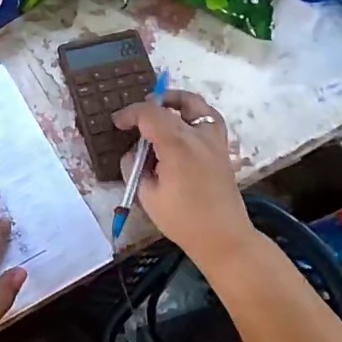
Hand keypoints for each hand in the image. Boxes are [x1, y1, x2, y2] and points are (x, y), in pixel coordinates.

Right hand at [112, 91, 254, 265]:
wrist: (223, 238)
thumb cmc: (182, 219)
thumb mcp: (147, 195)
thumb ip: (134, 167)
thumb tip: (134, 153)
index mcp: (177, 144)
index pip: (149, 113)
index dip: (130, 113)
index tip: (118, 123)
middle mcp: (198, 135)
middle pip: (172, 104)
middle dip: (150, 106)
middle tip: (136, 118)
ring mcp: (215, 140)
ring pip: (197, 104)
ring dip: (176, 102)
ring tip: (162, 111)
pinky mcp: (223, 149)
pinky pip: (209, 118)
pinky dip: (194, 114)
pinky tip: (183, 127)